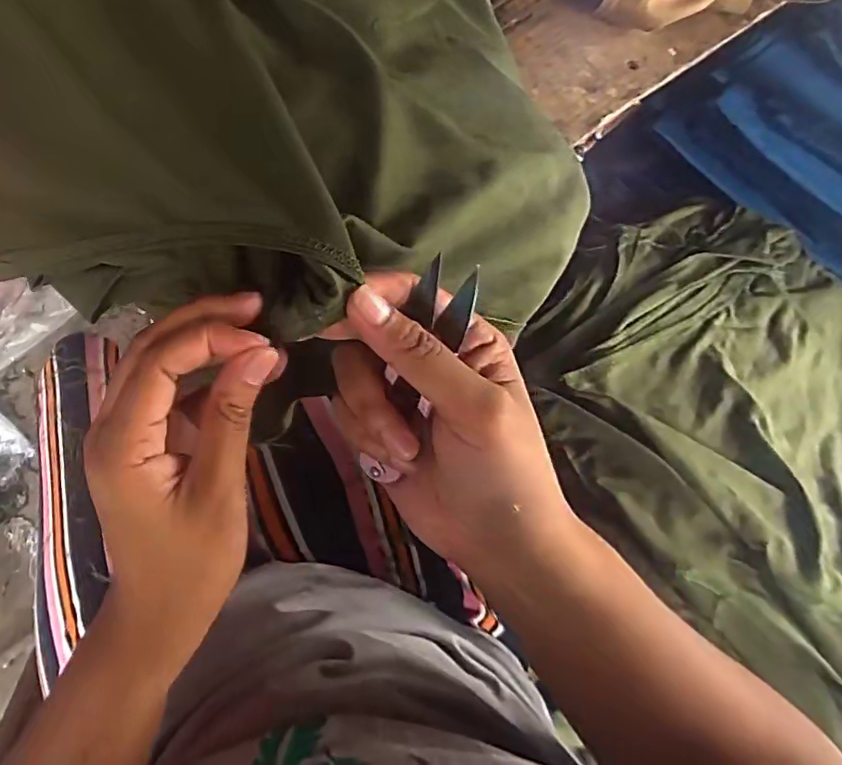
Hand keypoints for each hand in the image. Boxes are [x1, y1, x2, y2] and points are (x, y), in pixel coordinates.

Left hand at [83, 294, 284, 660]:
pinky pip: (161, 387)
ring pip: (151, 360)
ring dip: (197, 337)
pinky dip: (196, 369)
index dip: (209, 338)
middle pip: (147, 348)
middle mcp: (106, 423)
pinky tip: (233, 363)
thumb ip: (231, 415)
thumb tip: (260, 352)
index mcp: (120, 441)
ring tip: (248, 322)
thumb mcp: (218, 492)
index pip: (158, 363)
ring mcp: (115, 428)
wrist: (156, 617)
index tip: (260, 337)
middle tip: (252, 303)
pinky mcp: (132, 436)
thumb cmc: (190, 568)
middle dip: (199, 320)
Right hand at [325, 277, 575, 576]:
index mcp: (460, 336)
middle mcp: (422, 353)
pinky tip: (395, 463)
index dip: (370, 297)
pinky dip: (363, 437)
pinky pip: (342, 409)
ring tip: (406, 452)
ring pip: (346, 374)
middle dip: (369, 382)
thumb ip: (416, 352)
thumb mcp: (472, 406)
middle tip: (385, 412)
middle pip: (362, 335)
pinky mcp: (372, 422)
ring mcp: (394, 388)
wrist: (498, 548)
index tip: (335, 318)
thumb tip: (359, 298)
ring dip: (370, 417)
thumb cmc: (506, 470)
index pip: (406, 292)